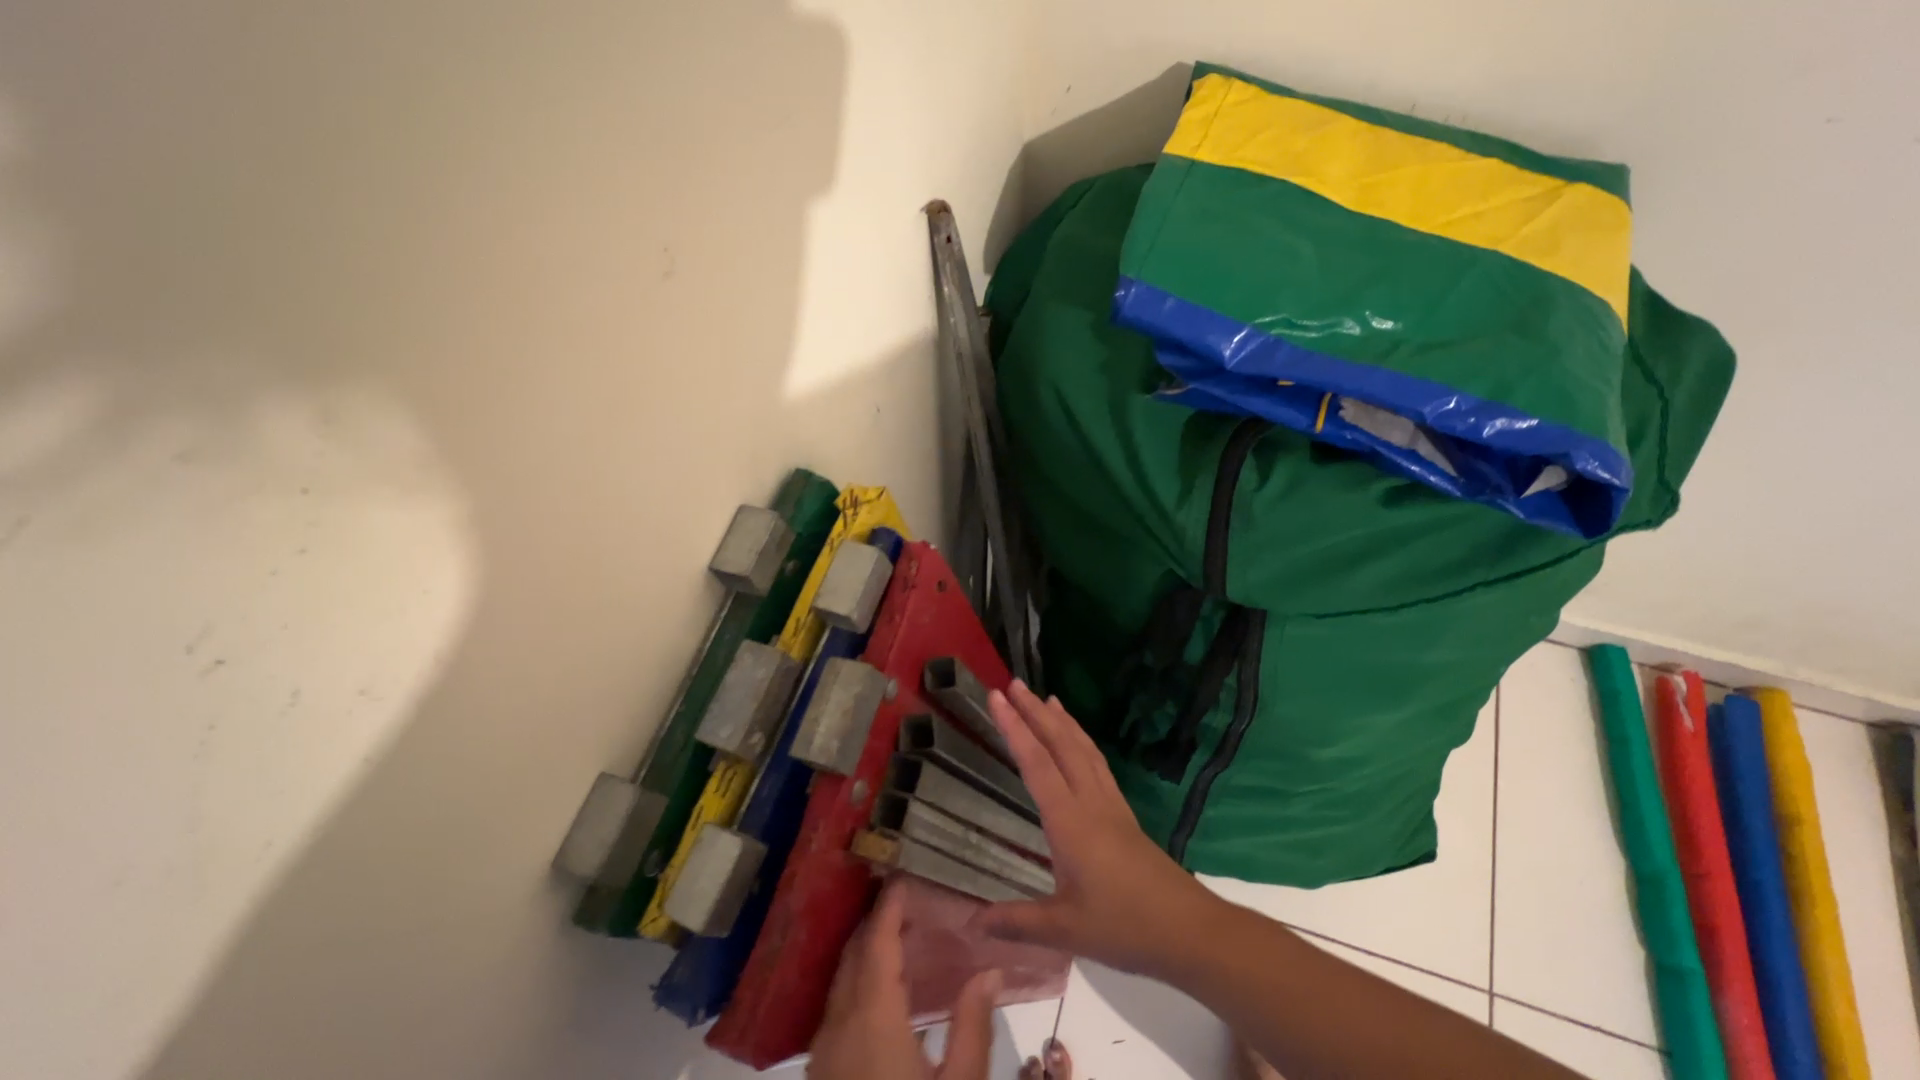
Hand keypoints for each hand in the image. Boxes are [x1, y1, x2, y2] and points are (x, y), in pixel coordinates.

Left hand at [808, 879, 1001, 1079]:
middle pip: (854, 956)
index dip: (888, 908)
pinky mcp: (821, 1068)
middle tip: (909, 901)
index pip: (877, 945)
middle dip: (877, 923)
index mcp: (873, 1018)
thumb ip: (973, 1027)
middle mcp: (838, 1023)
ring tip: (902, 937)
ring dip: (866, 953)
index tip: (903, 877)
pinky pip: (836, 1009)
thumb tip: (989, 973)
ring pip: (841, 982)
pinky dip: (858, 984)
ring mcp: (823, 1048)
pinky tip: (884, 991)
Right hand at [976, 682, 1221, 978]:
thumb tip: (971, 924)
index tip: (997, 697)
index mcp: (1071, 823)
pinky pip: (1099, 767)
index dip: (1015, 729)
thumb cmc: (1126, 927)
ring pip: (1085, 752)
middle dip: (1037, 713)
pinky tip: (1080, 747)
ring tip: (1048, 699)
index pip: (1037, 764)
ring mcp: (1113, 809)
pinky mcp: (1126, 819)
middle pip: (1063, 746)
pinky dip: (1083, 744)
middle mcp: (1092, 804)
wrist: (1191, 931)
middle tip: (1014, 684)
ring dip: (1064, 723)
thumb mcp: (1065, 930)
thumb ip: (1017, 923)